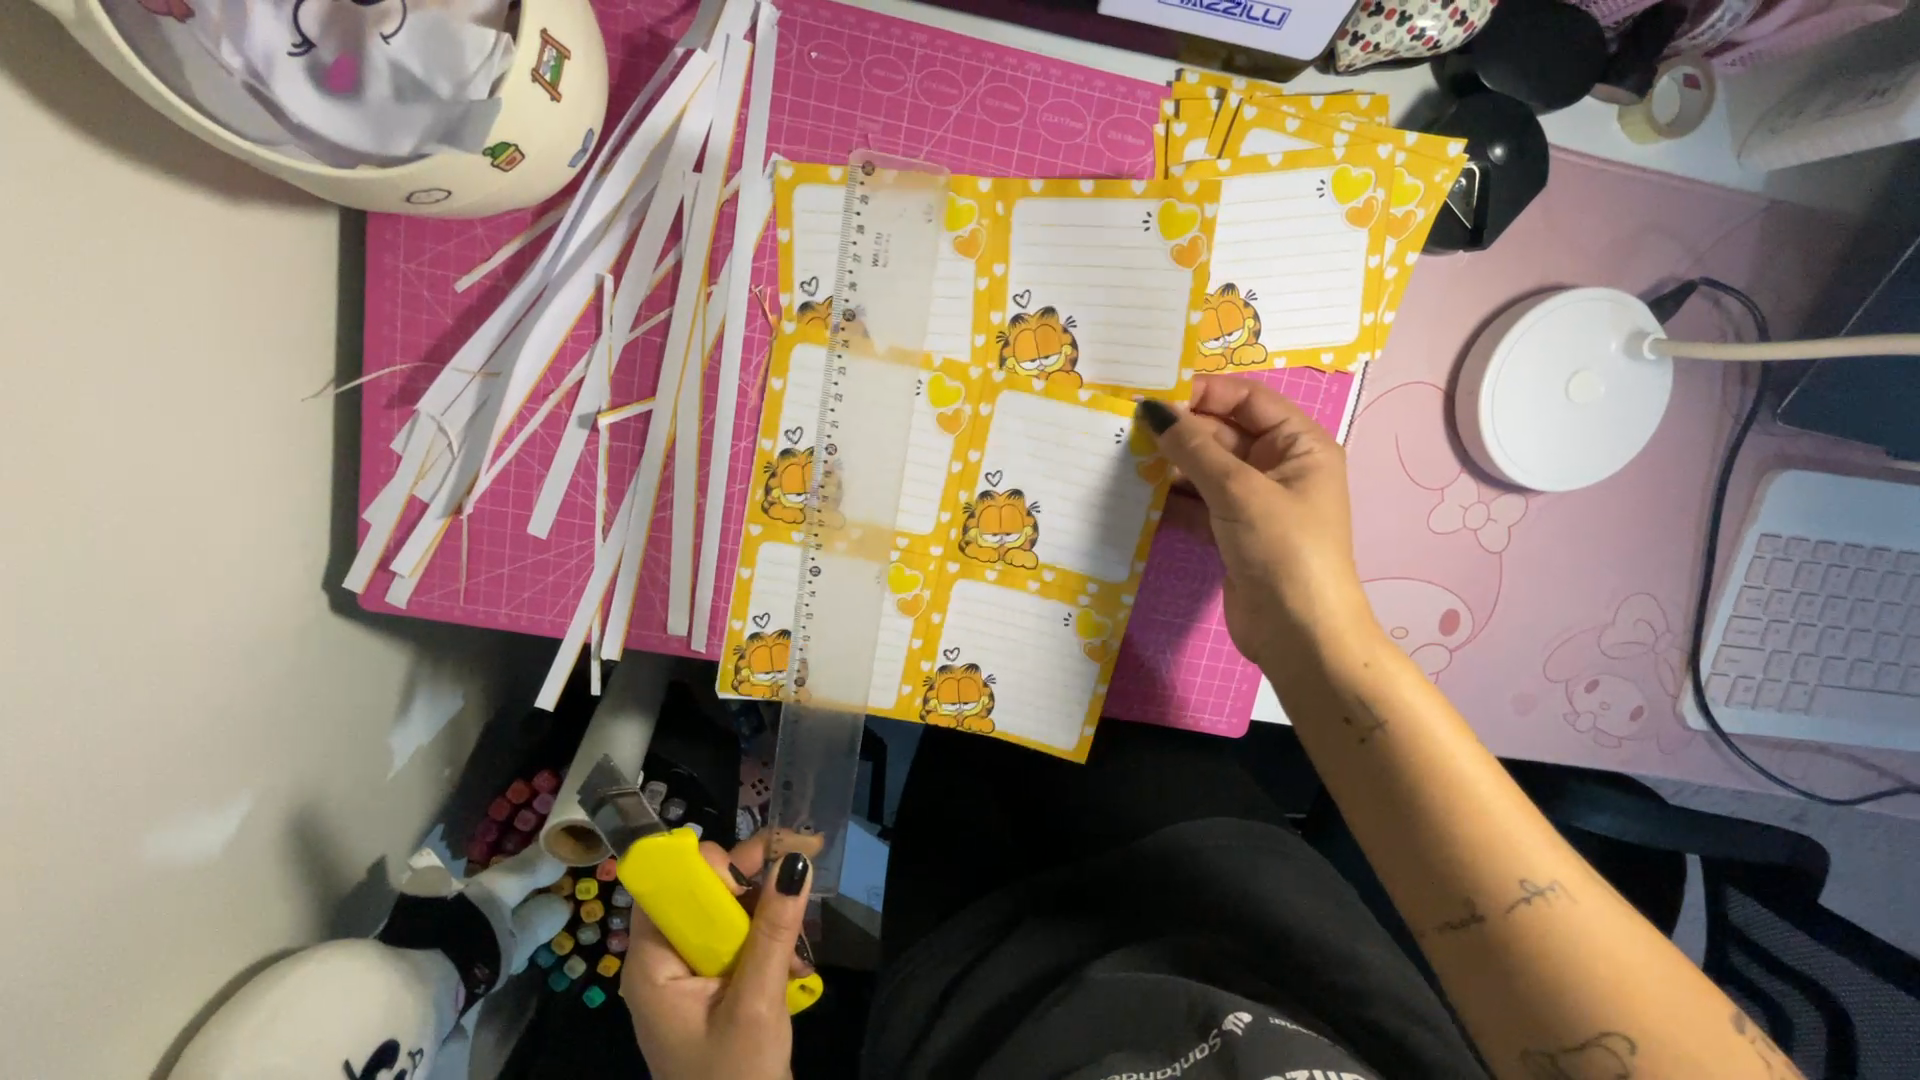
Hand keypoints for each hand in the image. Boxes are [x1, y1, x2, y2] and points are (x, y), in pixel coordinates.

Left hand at [621, 832, 817, 1079]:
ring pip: (726, 910)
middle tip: (804, 857)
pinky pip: (738, 937)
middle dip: (753, 878)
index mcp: (652, 963)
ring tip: (802, 932)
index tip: (762, 855)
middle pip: (703, 890)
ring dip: (768, 911)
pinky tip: (795, 960)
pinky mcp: (713, 984)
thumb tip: (794, 860)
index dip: (710, 862)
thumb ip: (773, 930)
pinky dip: (769, 937)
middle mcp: (665, 959)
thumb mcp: (756, 1004)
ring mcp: (689, 972)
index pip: (668, 884)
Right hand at [1139, 375, 1376, 673]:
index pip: (1247, 399)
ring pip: (1205, 470)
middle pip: (1222, 434)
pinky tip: (1136, 495)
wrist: (1298, 634)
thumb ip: (1193, 448)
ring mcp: (1254, 503)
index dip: (1203, 392)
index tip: (1153, 395)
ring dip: (1170, 466)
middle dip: (1179, 432)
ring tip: (1124, 459)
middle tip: (1127, 429)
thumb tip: (1152, 409)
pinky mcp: (1232, 534)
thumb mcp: (1238, 491)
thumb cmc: (1283, 549)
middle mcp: (1278, 467)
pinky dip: (1171, 499)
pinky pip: (1197, 504)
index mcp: (1299, 445)